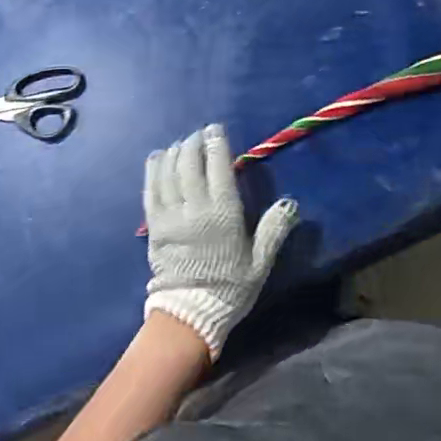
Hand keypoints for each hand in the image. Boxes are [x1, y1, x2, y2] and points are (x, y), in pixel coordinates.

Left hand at [143, 124, 299, 358]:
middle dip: (194, 143)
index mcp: (223, 215)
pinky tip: (158, 157)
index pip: (219, 168)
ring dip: (175, 152)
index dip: (217, 144)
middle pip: (190, 163)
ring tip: (181, 143)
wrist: (191, 309)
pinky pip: (150, 188)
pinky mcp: (153, 223)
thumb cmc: (231, 287)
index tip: (216, 130)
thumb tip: (290, 203)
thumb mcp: (260, 262)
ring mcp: (170, 214)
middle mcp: (194, 208)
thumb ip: (273, 230)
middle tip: (198, 134)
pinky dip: (154, 169)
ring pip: (169, 172)